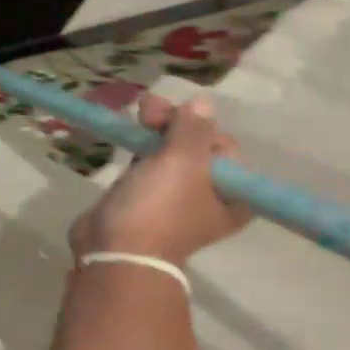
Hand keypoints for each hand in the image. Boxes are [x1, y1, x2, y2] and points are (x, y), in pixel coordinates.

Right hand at [71, 95, 251, 266]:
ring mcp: (174, 198)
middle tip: (145, 107)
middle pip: (195, 150)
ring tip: (134, 112)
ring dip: (154, 133)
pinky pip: (147, 167)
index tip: (168, 114)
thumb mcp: (181, 165)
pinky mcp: (142, 197)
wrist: (115, 248)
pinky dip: (139, 150)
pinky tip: (126, 137)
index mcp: (234, 194)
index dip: (198, 126)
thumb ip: (191, 131)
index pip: (223, 147)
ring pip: (169, 156)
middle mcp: (210, 196)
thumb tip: (203, 100)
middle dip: (172, 125)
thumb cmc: (157, 208)